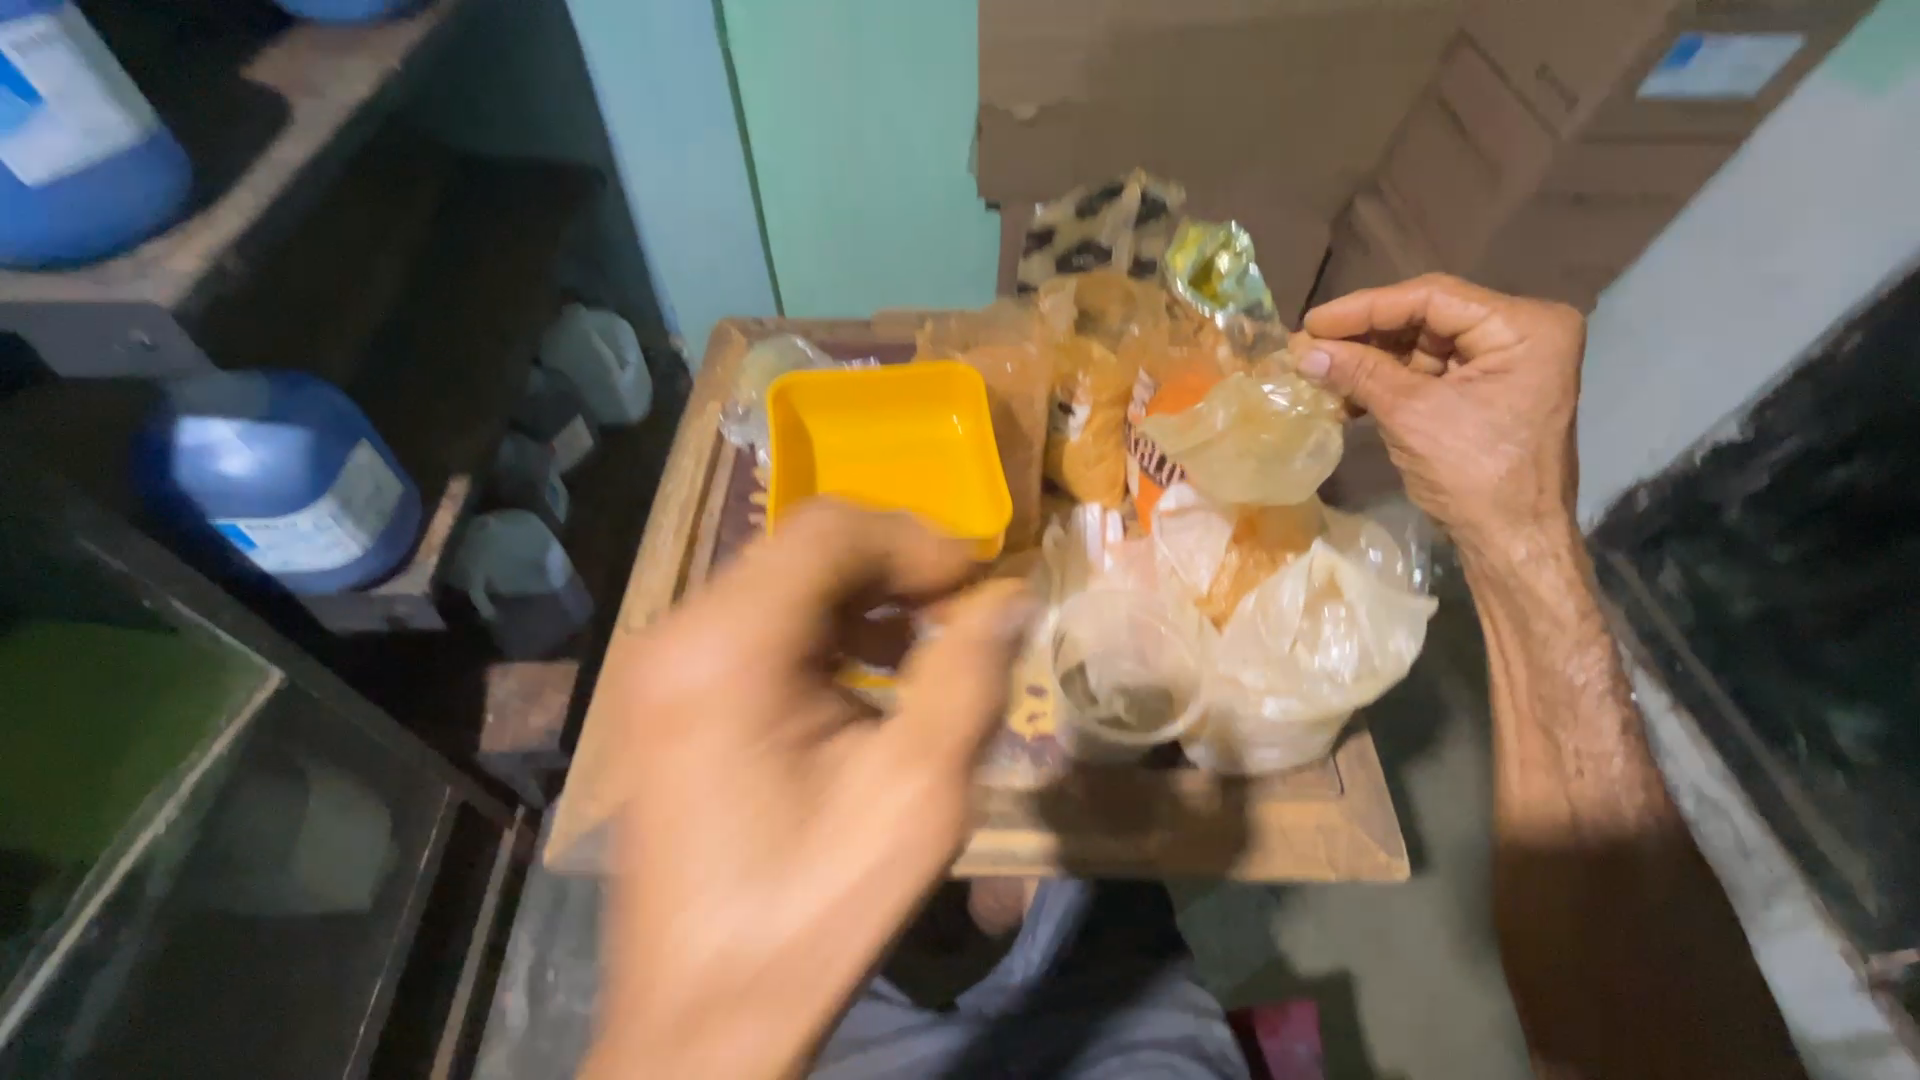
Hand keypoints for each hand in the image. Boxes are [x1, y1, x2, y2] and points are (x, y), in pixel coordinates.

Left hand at [584, 500, 1034, 1079]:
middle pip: (804, 548)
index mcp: (727, 648)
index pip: (830, 530)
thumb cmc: (811, 915)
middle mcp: (680, 634)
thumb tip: (1011, 596)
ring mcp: (665, 662)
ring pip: (783, 580)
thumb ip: (971, 677)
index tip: (978, 583)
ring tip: (922, 641)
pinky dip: (823, 629)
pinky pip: (758, 623)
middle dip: (895, 567)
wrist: (700, 1017)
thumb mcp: (917, 798)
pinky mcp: (671, 693)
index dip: (917, 540)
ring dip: (863, 596)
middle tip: (961, 610)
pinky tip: (864, 673)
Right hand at [1297, 274, 1586, 559]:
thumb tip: (1303, 351)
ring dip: (1367, 361)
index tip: (1313, 322)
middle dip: (1363, 335)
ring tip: (1317, 370)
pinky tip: (1343, 394)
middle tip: (1308, 345)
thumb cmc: (1474, 474)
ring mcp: (1503, 365)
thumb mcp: (1411, 415)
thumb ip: (1359, 373)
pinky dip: (1384, 383)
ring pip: (1420, 346)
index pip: (1432, 297)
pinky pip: (1426, 374)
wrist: (1512, 539)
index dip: (1365, 308)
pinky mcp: (1483, 392)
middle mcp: (1520, 334)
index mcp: (1523, 326)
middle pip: (1426, 318)